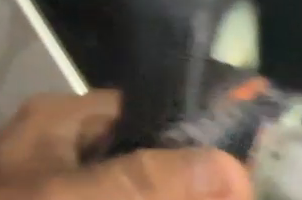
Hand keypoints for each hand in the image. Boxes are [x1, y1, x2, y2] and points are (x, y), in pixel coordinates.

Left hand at [0, 91, 251, 199]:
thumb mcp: (77, 196)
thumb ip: (146, 181)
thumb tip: (230, 164)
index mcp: (60, 119)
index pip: (139, 110)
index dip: (193, 139)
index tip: (248, 175)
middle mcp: (59, 138)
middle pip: (141, 151)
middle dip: (184, 180)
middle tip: (236, 195)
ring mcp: (55, 174)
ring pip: (127, 181)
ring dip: (158, 189)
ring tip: (216, 196)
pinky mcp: (53, 194)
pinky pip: (101, 189)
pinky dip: (133, 193)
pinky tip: (151, 198)